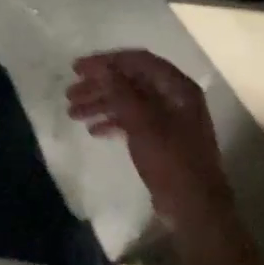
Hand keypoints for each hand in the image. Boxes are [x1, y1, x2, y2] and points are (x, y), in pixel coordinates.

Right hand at [68, 49, 232, 222]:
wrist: (193, 203)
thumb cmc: (170, 160)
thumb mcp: (143, 123)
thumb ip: (122, 92)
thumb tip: (102, 68)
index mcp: (177, 87)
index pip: (138, 61)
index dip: (106, 62)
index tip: (76, 69)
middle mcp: (174, 97)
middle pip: (131, 81)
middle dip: (99, 85)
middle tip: (69, 94)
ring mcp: (168, 119)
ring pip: (129, 102)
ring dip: (101, 104)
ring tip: (73, 113)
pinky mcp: (160, 139)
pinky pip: (132, 121)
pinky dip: (112, 122)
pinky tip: (93, 131)